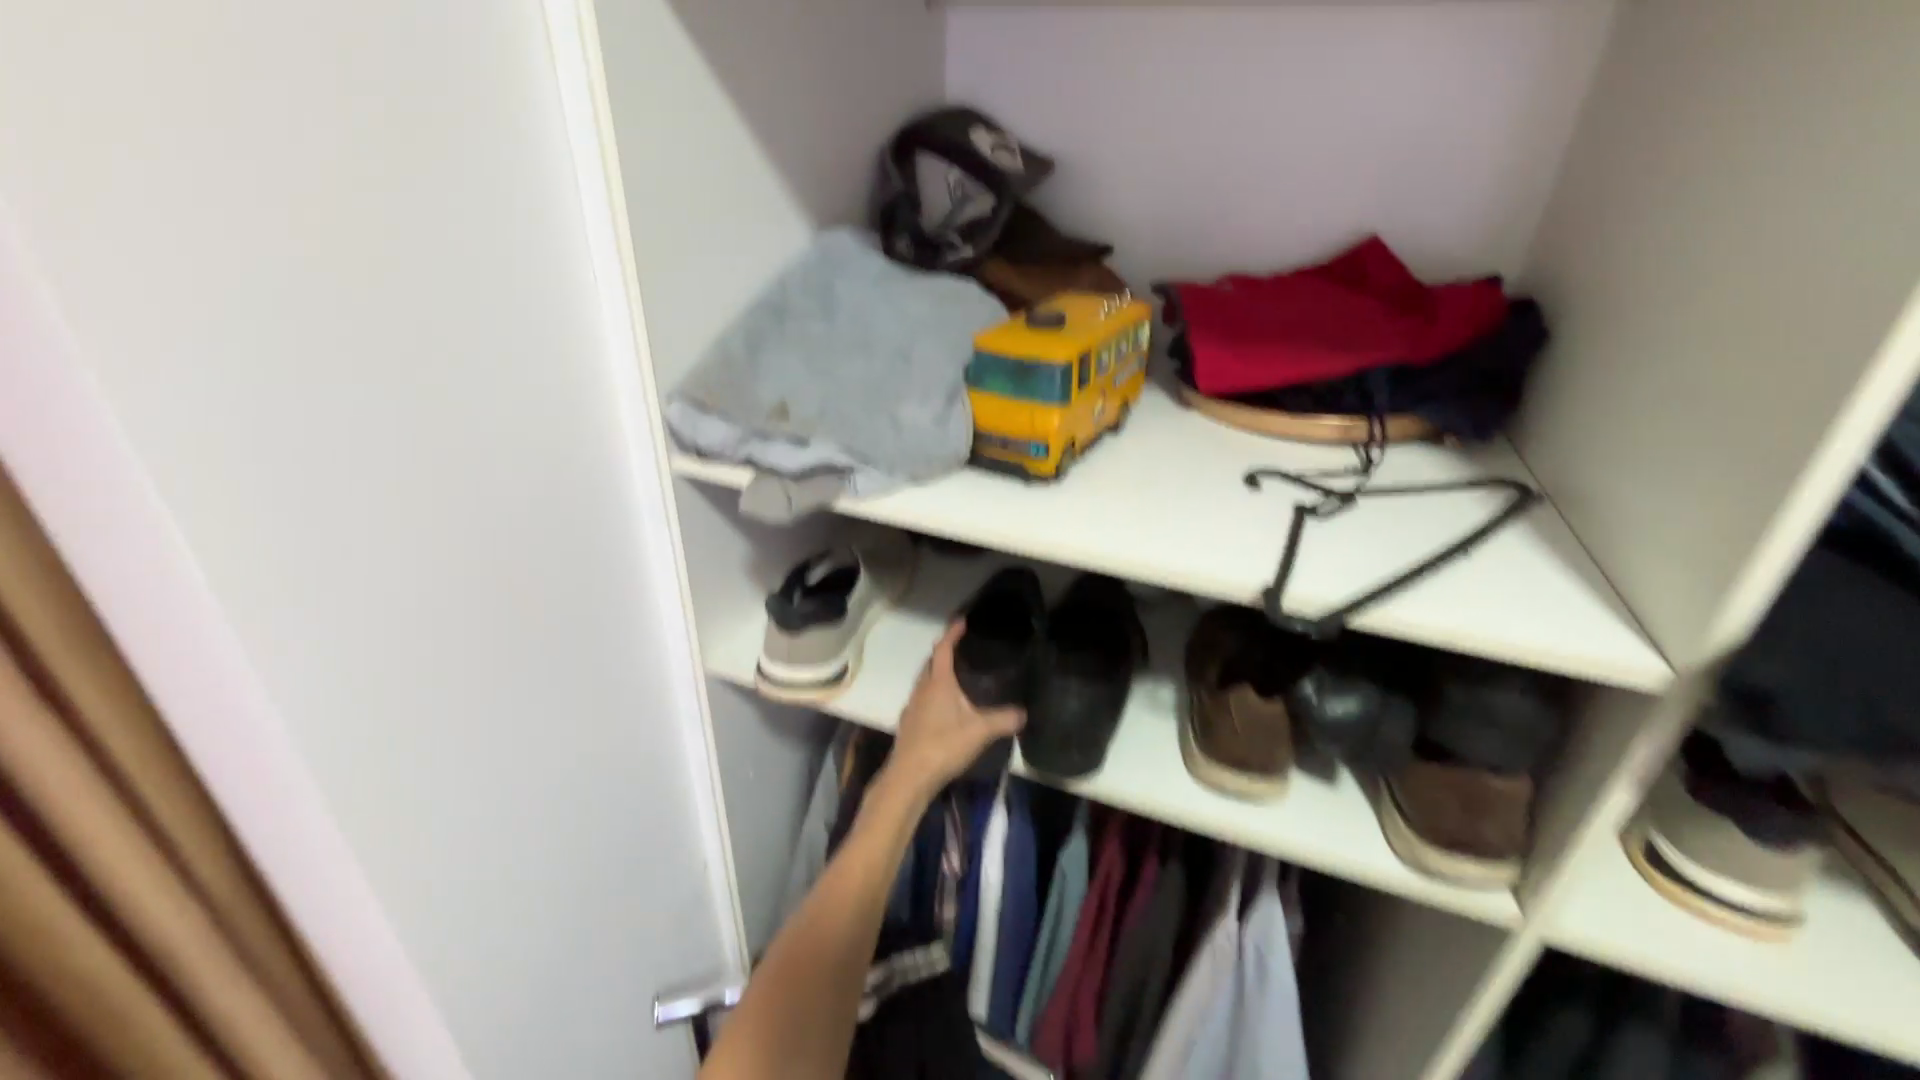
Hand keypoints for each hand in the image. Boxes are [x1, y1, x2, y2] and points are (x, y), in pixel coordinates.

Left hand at [881, 622, 1025, 803]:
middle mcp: (921, 689)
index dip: (952, 633)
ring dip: (939, 674)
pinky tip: (947, 708)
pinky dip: (935, 694)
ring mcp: (912, 707)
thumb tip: (1025, 713)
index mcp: (938, 683)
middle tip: (965, 648)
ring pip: (926, 682)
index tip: (963, 621)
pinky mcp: (909, 724)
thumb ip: (1003, 720)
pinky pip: (923, 699)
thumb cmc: (943, 746)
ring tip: (959, 676)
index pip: (943, 649)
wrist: (909, 777)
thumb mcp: (979, 731)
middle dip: (945, 652)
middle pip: (932, 663)